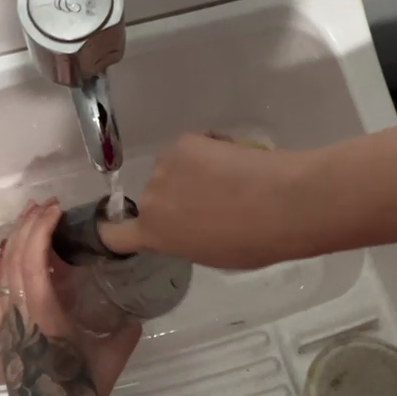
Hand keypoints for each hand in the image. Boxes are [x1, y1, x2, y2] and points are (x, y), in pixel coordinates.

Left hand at [0, 200, 140, 395]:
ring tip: (26, 217)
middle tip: (47, 205)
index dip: (43, 229)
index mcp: (45, 313)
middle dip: (29, 226)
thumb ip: (125, 332)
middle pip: (16, 258)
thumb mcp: (111, 358)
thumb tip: (136, 314)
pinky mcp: (2, 332)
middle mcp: (19, 312)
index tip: (57, 210)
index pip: (35, 259)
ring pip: (2, 271)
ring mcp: (7, 322)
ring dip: (13, 240)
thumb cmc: (79, 394)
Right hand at [98, 133, 312, 268]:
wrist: (283, 203)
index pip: (113, 235)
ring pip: (171, 170)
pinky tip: (232, 160)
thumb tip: (186, 225)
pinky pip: (190, 148)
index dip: (113, 230)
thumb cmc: (254, 241)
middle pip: (153, 198)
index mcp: (155, 235)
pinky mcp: (186, 141)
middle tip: (212, 203)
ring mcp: (166, 166)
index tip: (123, 227)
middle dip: (174, 198)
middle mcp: (151, 199)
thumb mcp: (211, 254)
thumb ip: (184, 240)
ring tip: (228, 181)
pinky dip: (206, 151)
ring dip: (189, 173)